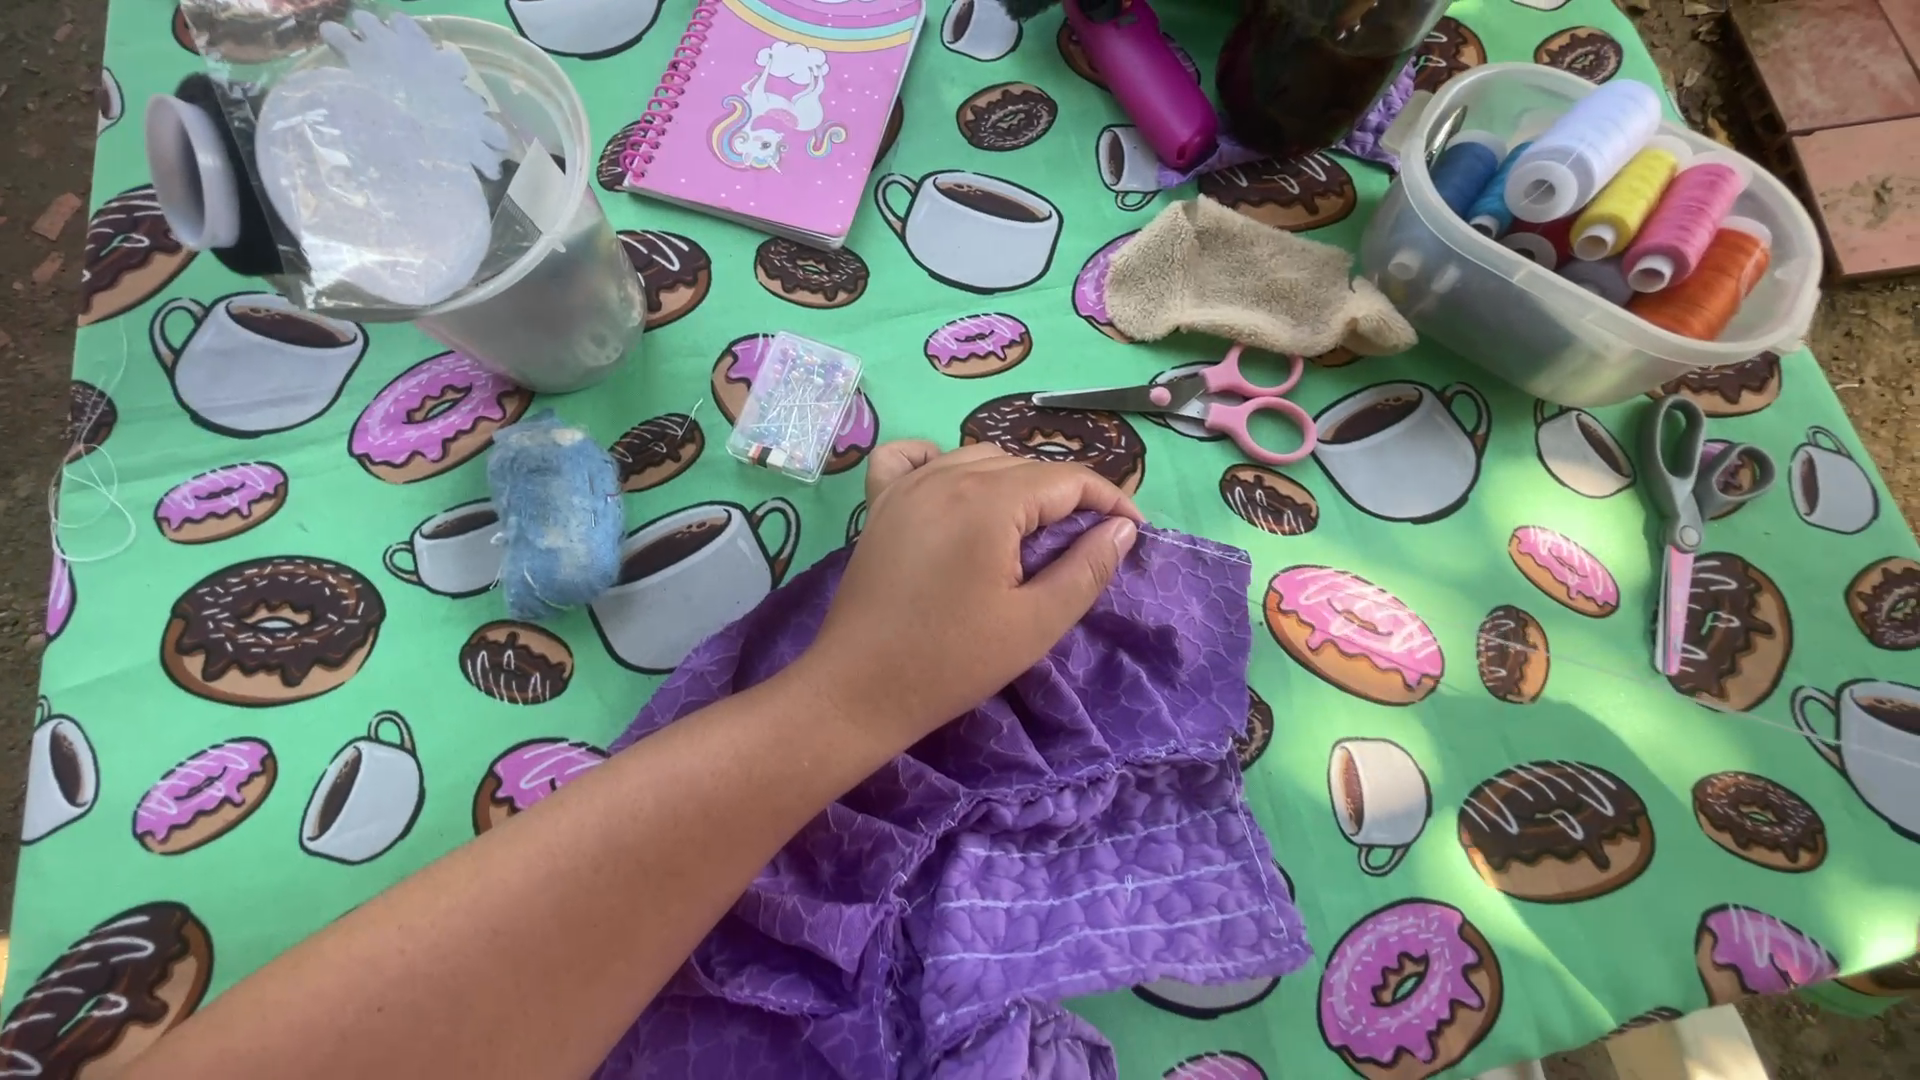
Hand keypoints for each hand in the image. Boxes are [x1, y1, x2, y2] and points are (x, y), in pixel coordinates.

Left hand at [790, 441, 1141, 747]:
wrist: (859, 689)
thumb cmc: (952, 662)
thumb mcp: (1035, 624)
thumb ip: (1086, 569)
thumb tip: (1122, 528)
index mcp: (988, 502)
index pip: (1066, 478)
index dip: (1109, 499)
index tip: (1132, 530)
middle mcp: (946, 477)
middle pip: (1025, 465)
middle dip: (1066, 495)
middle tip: (1085, 541)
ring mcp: (906, 486)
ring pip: (977, 456)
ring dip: (1014, 481)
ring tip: (1031, 526)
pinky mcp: (879, 504)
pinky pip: (911, 457)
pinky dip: (939, 459)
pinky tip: (953, 486)